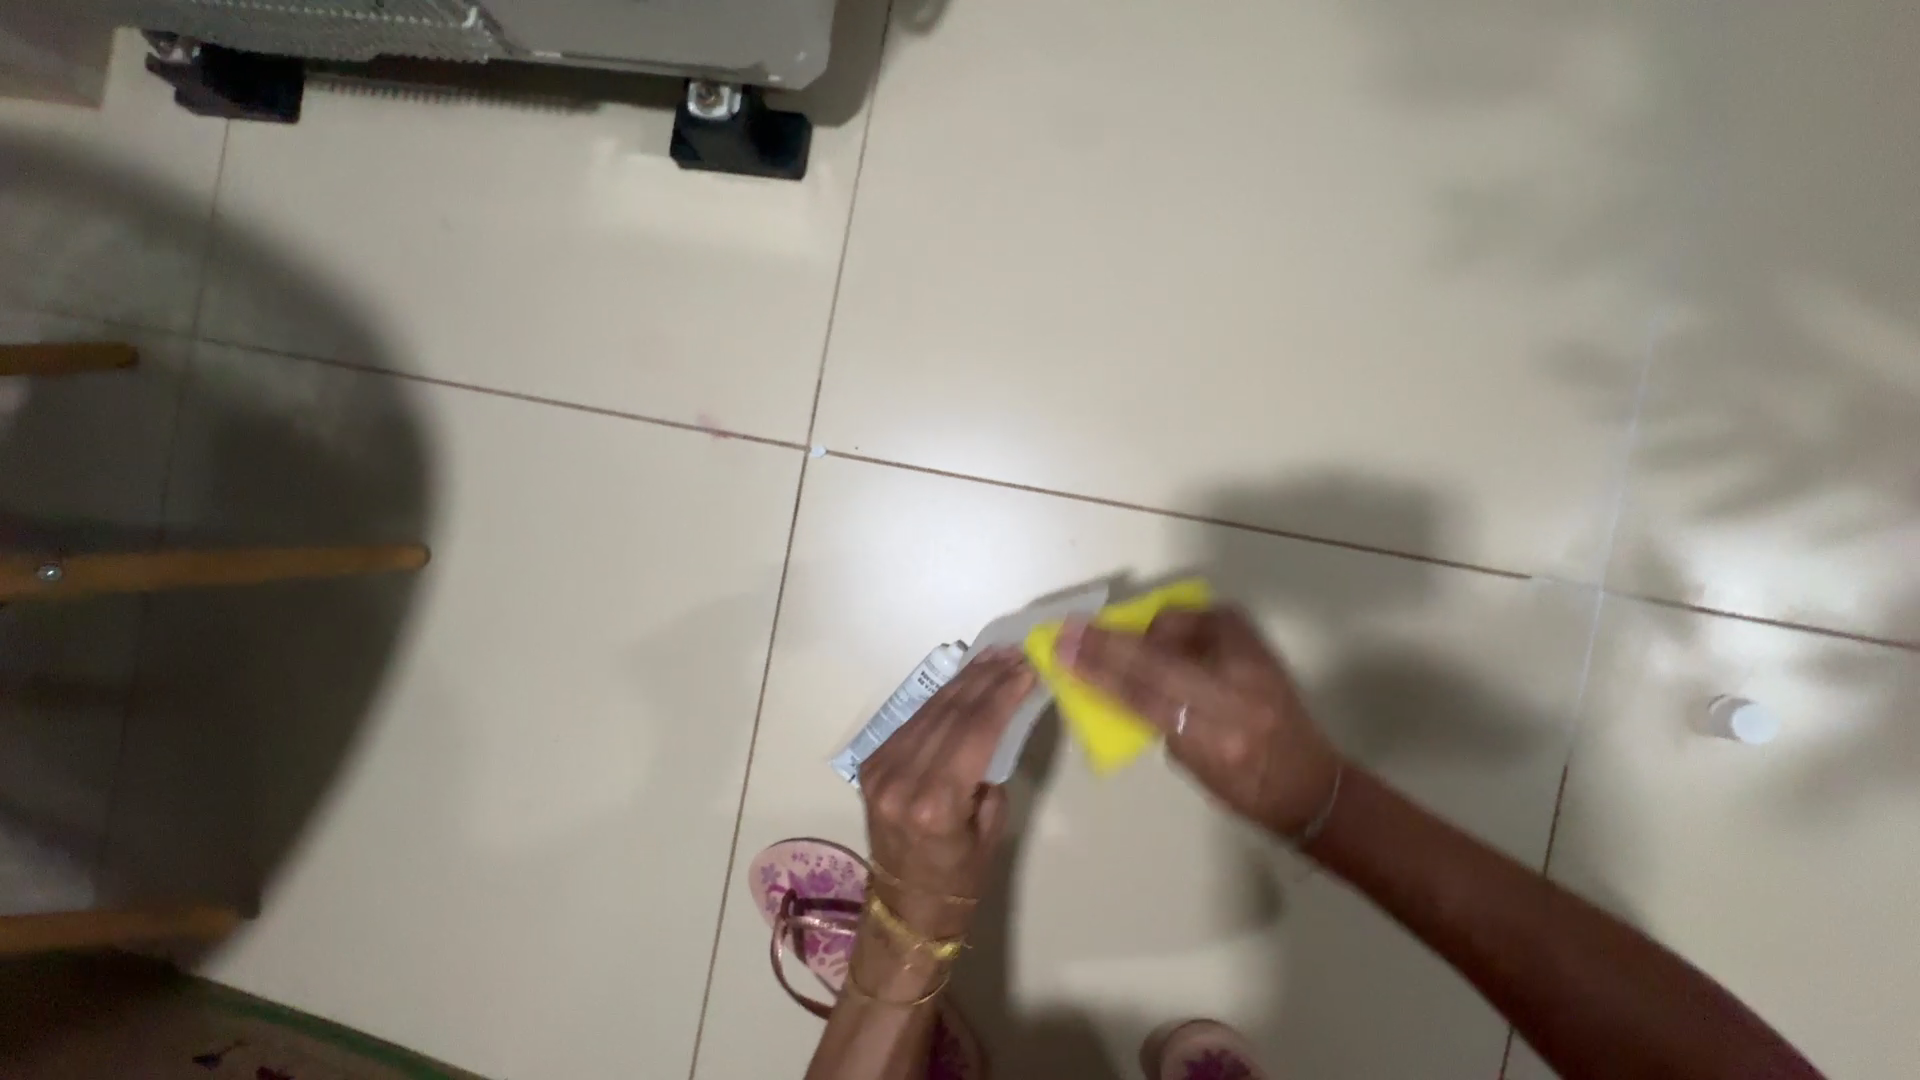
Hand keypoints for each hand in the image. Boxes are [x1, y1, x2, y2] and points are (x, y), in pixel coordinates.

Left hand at [858, 647, 1034, 939]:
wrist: (907, 906)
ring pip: (929, 709)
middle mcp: (901, 780)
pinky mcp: (872, 764)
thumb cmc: (960, 877)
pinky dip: (941, 698)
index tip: (1027, 666)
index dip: (1003, 693)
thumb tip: (996, 720)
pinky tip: (964, 679)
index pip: (975, 730)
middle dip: (985, 677)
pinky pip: (913, 721)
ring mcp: (881, 769)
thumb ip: (990, 770)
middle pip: (950, 712)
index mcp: (934, 803)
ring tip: (993, 656)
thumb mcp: (992, 828)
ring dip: (964, 680)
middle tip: (1013, 651)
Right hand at [1055, 606, 1342, 837]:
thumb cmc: (1246, 791)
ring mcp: (1254, 668)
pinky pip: (1211, 620)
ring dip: (1145, 628)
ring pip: (1186, 628)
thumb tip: (1118, 680)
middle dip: (1108, 642)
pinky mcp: (1264, 649)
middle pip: (1157, 659)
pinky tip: (1164, 630)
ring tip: (1121, 635)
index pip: (1143, 697)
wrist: (1315, 785)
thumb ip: (1157, 720)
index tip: (1064, 653)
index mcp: (1215, 741)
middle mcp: (1237, 700)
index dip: (1100, 672)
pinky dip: (1180, 622)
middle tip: (1072, 629)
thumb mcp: (1191, 766)